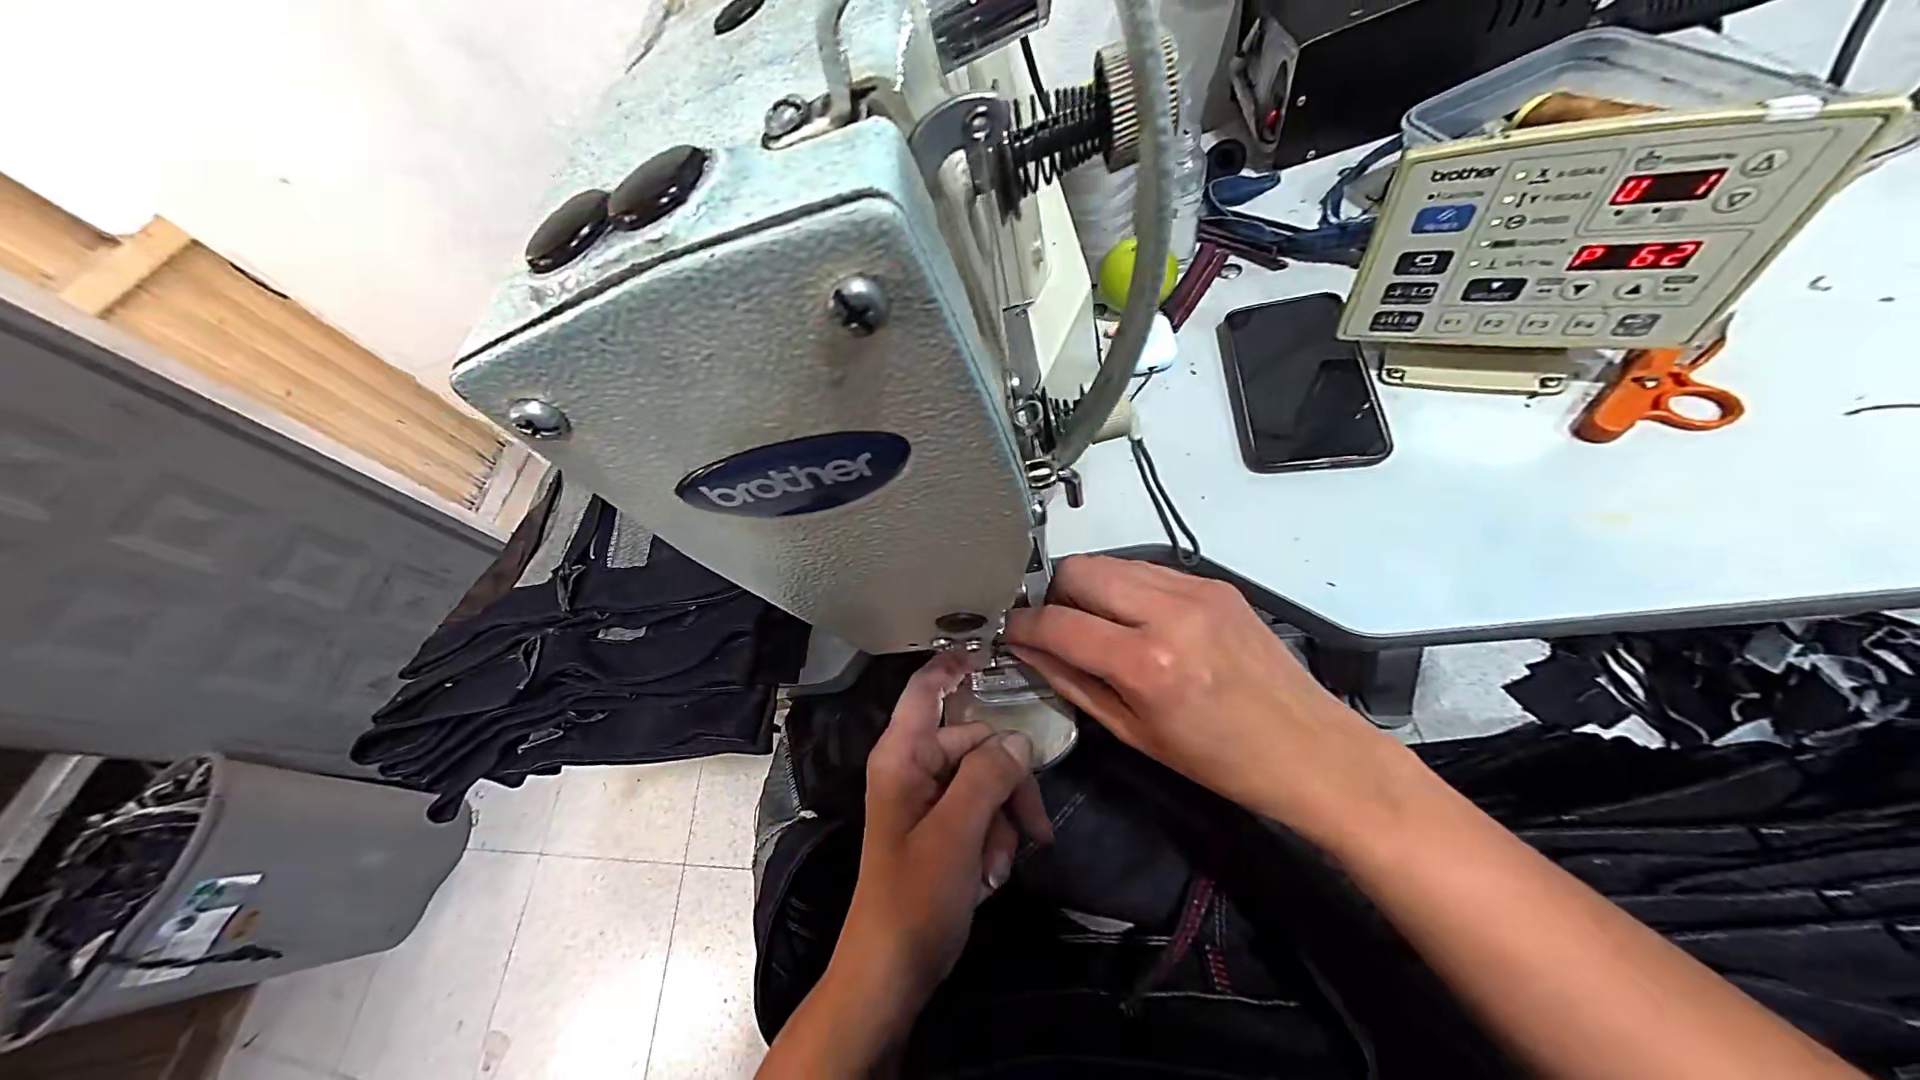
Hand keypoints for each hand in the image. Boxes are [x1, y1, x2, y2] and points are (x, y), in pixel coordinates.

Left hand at [851, 652, 1053, 987]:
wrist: (891, 974)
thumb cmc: (913, 900)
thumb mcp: (955, 834)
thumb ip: (988, 777)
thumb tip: (1018, 740)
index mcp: (903, 756)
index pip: (925, 690)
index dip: (952, 665)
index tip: (989, 651)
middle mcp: (915, 767)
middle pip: (977, 744)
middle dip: (1009, 785)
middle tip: (1031, 830)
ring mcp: (929, 799)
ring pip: (988, 781)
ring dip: (1004, 821)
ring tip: (997, 866)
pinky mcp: (943, 828)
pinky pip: (983, 812)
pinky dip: (995, 839)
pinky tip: (990, 875)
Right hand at [1004, 555, 1407, 844]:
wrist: (1312, 750)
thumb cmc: (1221, 760)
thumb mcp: (1133, 732)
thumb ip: (1072, 682)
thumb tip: (1028, 650)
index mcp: (1148, 664)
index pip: (1058, 622)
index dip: (1023, 626)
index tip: (1013, 633)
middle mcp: (1171, 613)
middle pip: (1078, 570)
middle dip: (1052, 595)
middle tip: (1054, 627)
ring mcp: (1197, 590)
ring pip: (1110, 562)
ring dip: (1088, 588)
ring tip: (1094, 624)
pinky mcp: (1215, 583)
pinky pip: (1147, 568)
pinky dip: (1125, 587)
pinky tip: (1133, 619)